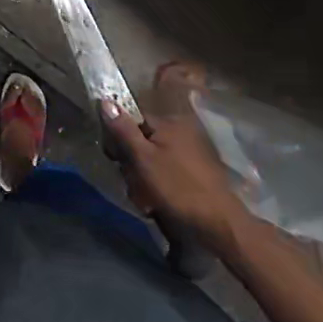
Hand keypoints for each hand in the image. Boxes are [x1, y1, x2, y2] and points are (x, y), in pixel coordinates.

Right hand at [102, 63, 247, 248]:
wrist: (218, 221)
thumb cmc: (177, 187)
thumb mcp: (143, 159)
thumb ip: (123, 130)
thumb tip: (104, 100)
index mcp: (168, 122)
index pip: (132, 120)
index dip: (119, 139)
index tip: (115, 159)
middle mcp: (181, 130)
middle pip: (142, 140)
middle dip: (133, 163)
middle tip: (134, 183)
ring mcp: (191, 150)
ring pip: (153, 159)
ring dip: (144, 178)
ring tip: (147, 199)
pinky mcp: (196, 170)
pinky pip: (167, 171)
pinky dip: (159, 185)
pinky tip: (159, 202)